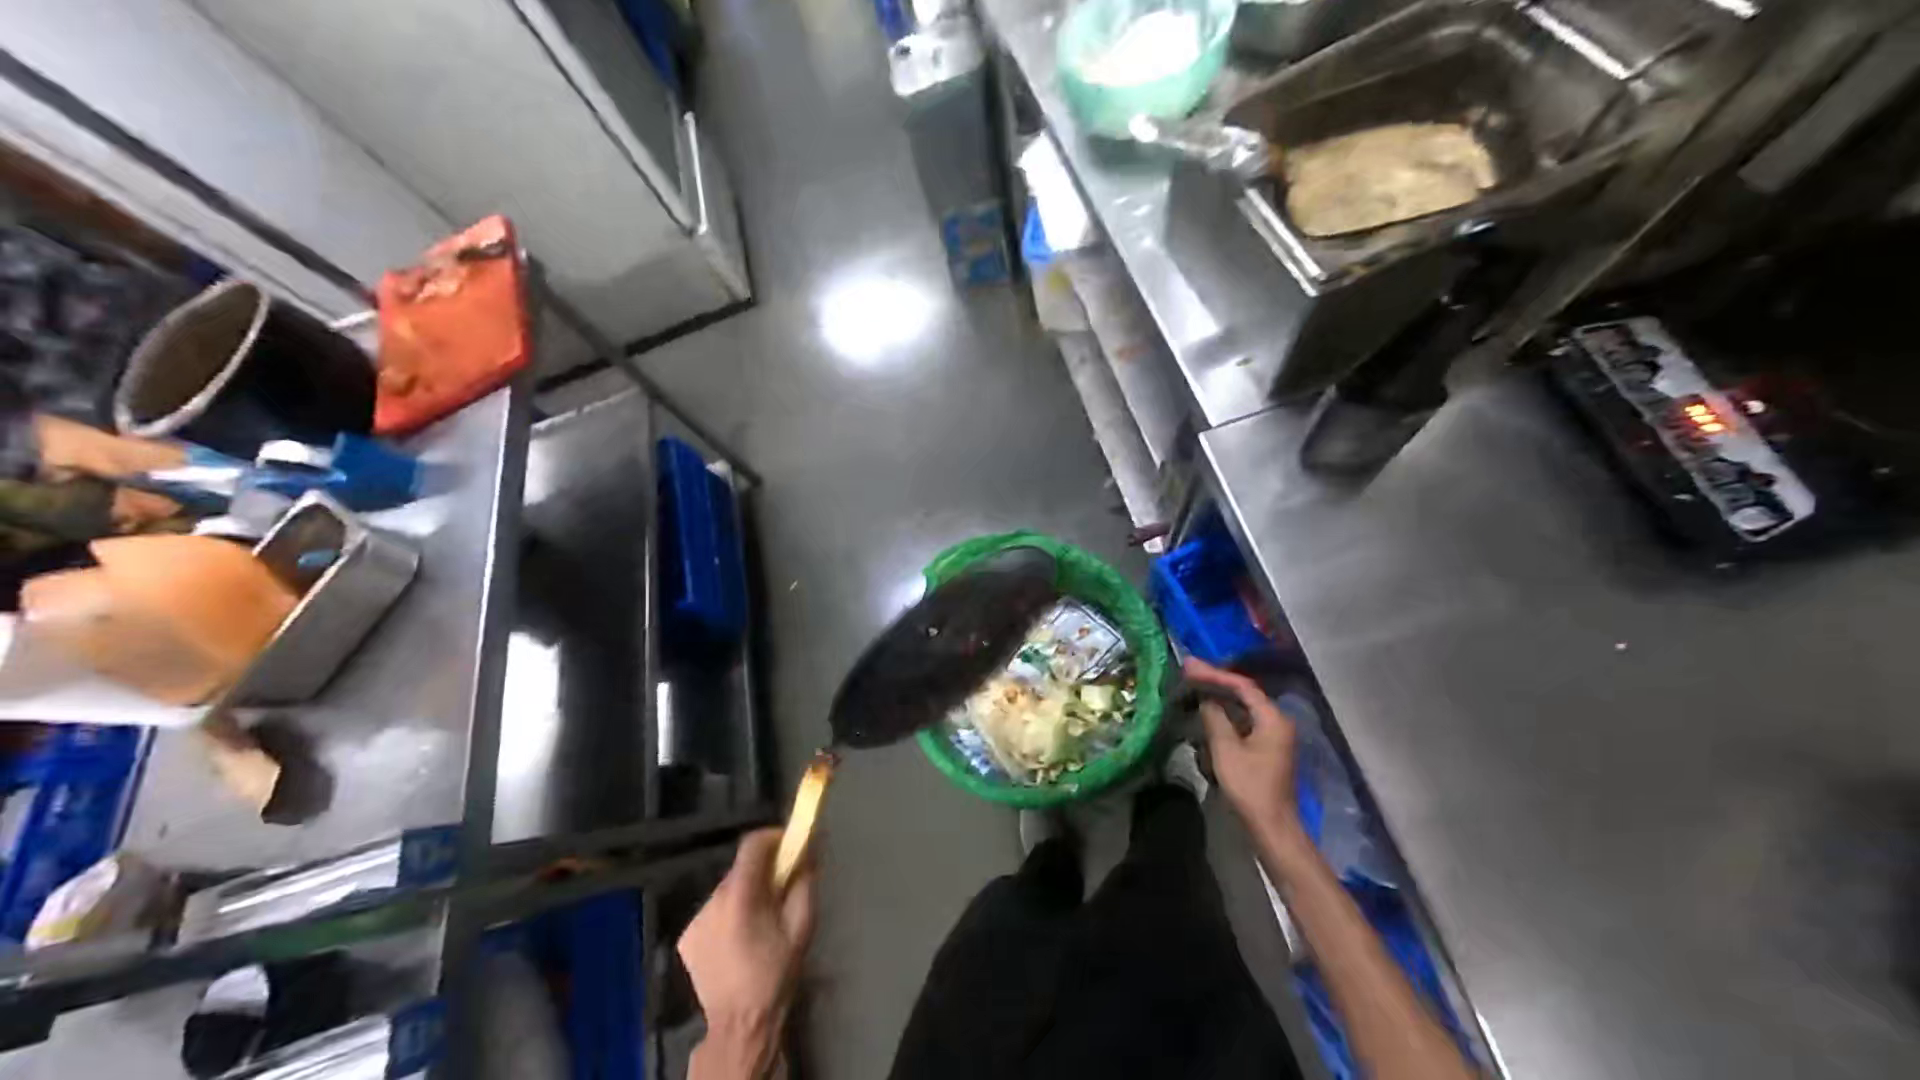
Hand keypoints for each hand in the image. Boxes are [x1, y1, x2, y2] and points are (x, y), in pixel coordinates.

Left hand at [679, 828, 815, 1079]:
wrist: (740, 1024)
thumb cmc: (776, 973)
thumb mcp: (802, 925)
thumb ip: (805, 881)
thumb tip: (810, 848)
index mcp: (740, 897)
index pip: (752, 845)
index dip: (773, 837)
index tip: (790, 845)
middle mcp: (712, 901)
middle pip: (740, 868)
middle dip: (763, 870)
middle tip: (782, 887)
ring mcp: (695, 920)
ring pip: (727, 890)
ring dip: (746, 893)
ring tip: (762, 918)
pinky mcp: (686, 938)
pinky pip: (714, 912)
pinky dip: (730, 914)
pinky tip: (741, 938)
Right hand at [1185, 658, 1301, 840]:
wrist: (1272, 824)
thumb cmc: (1249, 786)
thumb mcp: (1226, 750)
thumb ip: (1215, 718)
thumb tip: (1206, 700)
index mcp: (1273, 718)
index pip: (1242, 686)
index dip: (1215, 674)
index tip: (1190, 666)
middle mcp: (1278, 721)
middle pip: (1245, 693)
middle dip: (1216, 681)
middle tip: (1189, 671)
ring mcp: (1274, 734)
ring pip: (1245, 706)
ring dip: (1220, 696)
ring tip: (1194, 685)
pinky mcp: (1268, 747)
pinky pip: (1245, 720)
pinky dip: (1227, 712)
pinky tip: (1209, 709)